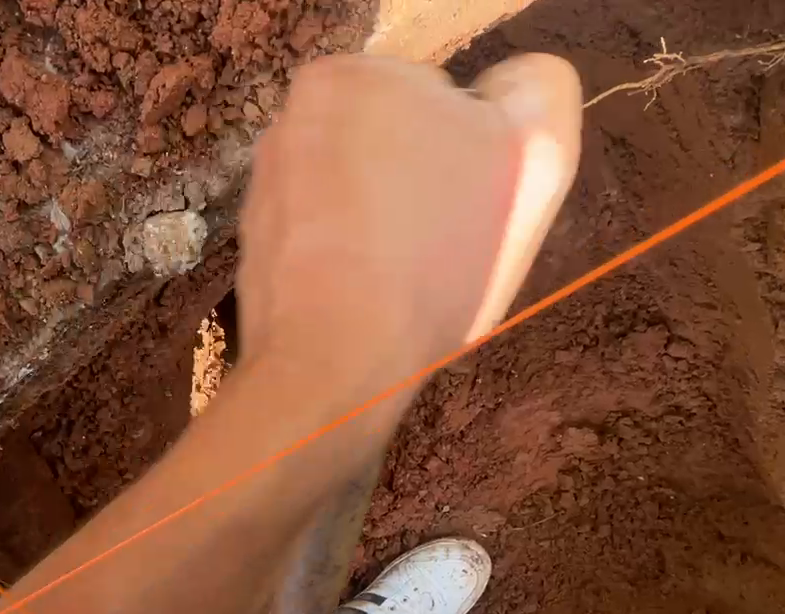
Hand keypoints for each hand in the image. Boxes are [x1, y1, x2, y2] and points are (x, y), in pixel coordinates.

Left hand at [237, 53, 582, 396]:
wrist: (335, 364)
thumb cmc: (435, 262)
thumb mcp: (534, 155)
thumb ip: (532, 90)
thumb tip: (497, 95)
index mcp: (345, 77)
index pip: (434, 98)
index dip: (466, 153)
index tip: (464, 205)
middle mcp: (286, 125)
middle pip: (384, 147)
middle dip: (412, 186)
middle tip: (433, 247)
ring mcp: (260, 192)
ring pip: (348, 197)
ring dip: (374, 227)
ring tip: (394, 279)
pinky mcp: (250, 253)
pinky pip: (314, 245)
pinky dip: (336, 263)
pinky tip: (355, 298)